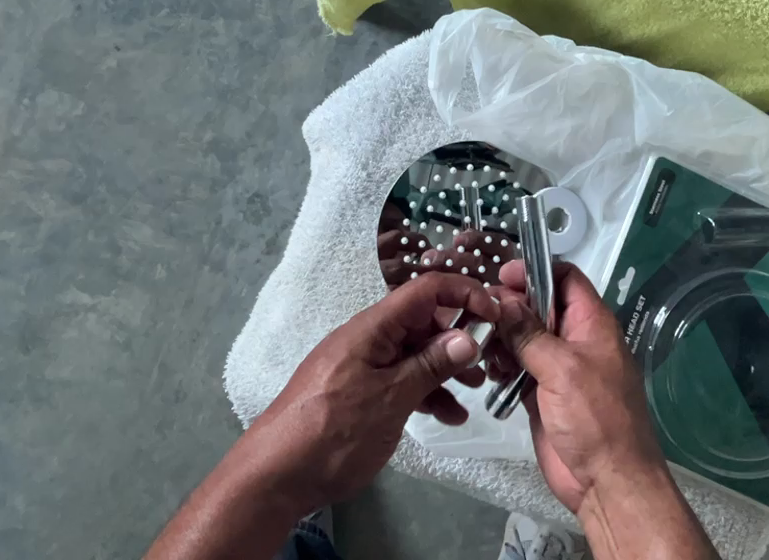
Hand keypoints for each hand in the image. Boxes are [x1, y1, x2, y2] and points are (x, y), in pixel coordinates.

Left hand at [236, 272, 497, 511]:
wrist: (274, 477)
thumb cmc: (333, 430)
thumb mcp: (391, 399)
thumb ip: (431, 365)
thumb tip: (468, 336)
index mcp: (373, 327)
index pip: (426, 290)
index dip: (464, 294)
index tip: (495, 314)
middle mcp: (368, 338)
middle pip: (422, 321)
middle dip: (458, 336)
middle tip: (490, 360)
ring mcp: (362, 365)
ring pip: (414, 353)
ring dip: (445, 367)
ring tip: (475, 390)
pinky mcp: (358, 390)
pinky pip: (399, 379)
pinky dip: (424, 391)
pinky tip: (447, 415)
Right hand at [490, 260, 714, 559]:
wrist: (609, 484)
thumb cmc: (596, 418)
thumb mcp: (562, 368)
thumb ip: (529, 333)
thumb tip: (504, 300)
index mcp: (592, 323)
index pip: (565, 278)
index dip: (536, 270)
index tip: (503, 275)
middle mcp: (575, 339)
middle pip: (540, 306)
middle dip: (511, 304)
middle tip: (481, 310)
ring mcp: (558, 366)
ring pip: (525, 336)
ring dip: (503, 336)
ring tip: (480, 341)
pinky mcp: (543, 392)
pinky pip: (519, 366)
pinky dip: (503, 363)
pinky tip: (487, 368)